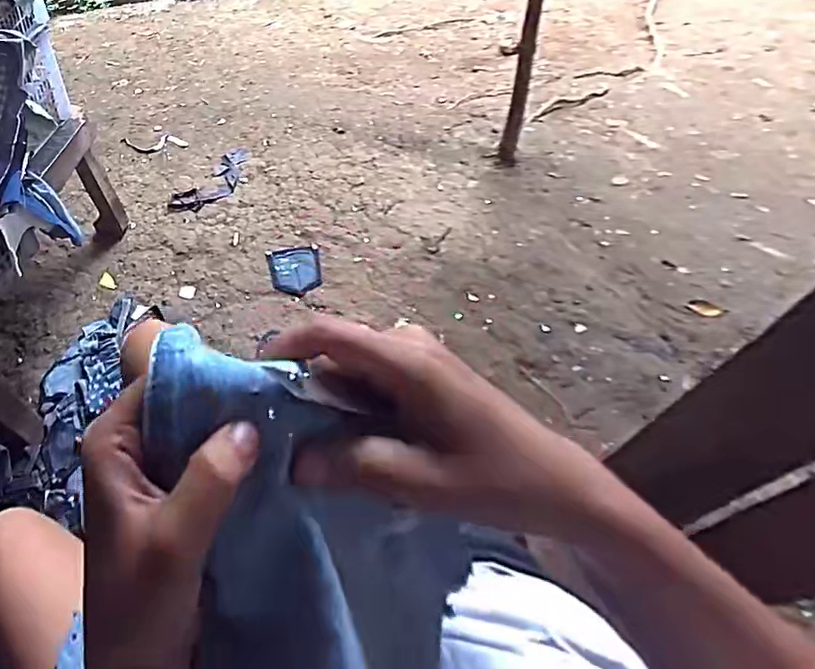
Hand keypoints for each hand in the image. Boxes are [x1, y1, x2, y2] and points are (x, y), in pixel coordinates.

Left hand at [82, 380, 258, 668]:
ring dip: (234, 430)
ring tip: (283, 423)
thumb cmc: (139, 606)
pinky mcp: (175, 491)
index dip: (206, 377)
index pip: (160, 382)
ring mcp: (152, 467)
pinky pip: (208, 457)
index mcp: (111, 440)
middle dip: (226, 403)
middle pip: (183, 401)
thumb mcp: (173, 541)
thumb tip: (248, 424)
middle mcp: (129, 443)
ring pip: (199, 429)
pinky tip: (270, 456)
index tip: (257, 381)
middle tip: (278, 403)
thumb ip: (207, 480)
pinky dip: (235, 457)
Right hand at [267, 317, 628, 541]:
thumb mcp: (420, 482)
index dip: (286, 345)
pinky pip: (370, 371)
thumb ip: (354, 466)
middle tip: (281, 423)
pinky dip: (350, 396)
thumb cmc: (493, 478)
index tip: (256, 377)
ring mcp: (417, 351)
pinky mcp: (423, 367)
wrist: (557, 481)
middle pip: (337, 346)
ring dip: (328, 392)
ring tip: (313, 435)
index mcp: (405, 360)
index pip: (330, 333)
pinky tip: (352, 433)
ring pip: (351, 361)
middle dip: (304, 379)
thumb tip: (295, 462)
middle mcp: (407, 341)